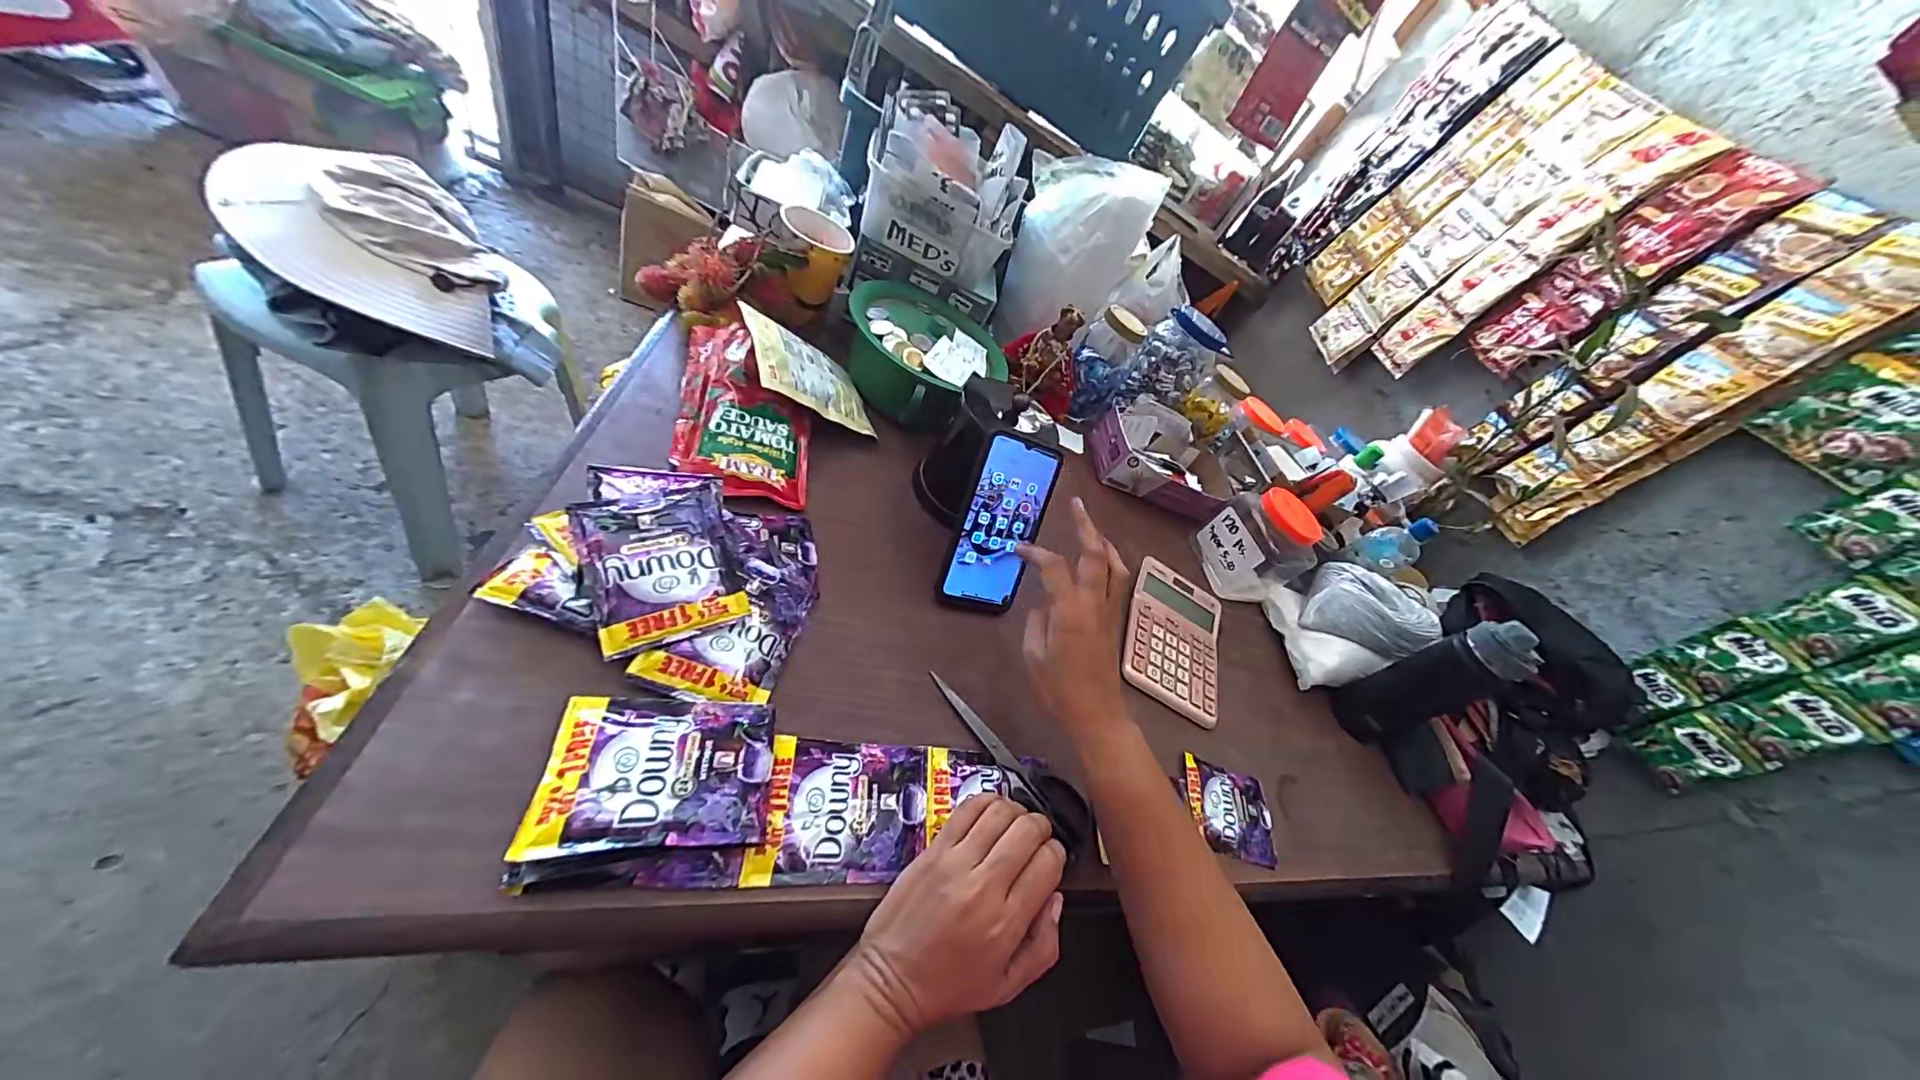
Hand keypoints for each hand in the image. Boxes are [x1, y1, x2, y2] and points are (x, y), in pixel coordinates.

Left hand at [843, 795, 1064, 1036]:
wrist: (891, 979)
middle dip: (1041, 827)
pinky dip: (986, 801)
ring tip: (1015, 822)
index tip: (1051, 858)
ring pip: (999, 812)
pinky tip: (991, 811)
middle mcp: (983, 886)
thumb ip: (1045, 945)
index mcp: (1006, 922)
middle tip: (1038, 837)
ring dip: (1016, 811)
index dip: (1056, 853)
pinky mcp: (933, 850)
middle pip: (1027, 831)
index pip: (1047, 863)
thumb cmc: (949, 984)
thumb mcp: (1009, 984)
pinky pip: (966, 810)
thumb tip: (1056, 900)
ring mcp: (955, 863)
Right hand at [1017, 497, 1133, 728]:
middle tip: (1076, 505)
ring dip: (1102, 541)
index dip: (1035, 553)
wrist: (1096, 713)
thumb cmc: (1059, 689)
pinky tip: (1103, 560)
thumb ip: (1036, 621)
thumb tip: (1043, 602)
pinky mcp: (1115, 620)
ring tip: (1090, 528)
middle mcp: (1093, 603)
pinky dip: (1111, 562)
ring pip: (1113, 565)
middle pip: (1094, 554)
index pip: (1053, 567)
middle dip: (1085, 525)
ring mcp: (1109, 611)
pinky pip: (1118, 581)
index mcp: (1069, 610)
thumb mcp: (1033, 654)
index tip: (1019, 550)